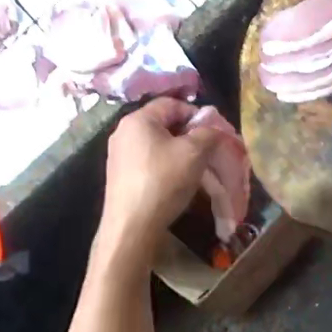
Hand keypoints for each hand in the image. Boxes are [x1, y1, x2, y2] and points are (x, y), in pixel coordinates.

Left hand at [100, 98, 227, 248]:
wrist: (132, 227)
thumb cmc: (163, 181)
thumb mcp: (194, 152)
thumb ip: (208, 133)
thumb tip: (213, 128)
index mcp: (138, 119)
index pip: (172, 104)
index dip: (196, 114)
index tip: (213, 133)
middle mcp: (123, 133)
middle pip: (163, 124)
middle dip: (189, 136)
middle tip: (207, 152)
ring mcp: (118, 156)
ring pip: (157, 145)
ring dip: (179, 154)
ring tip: (195, 170)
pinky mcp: (120, 177)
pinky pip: (148, 163)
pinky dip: (165, 168)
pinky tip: (176, 184)